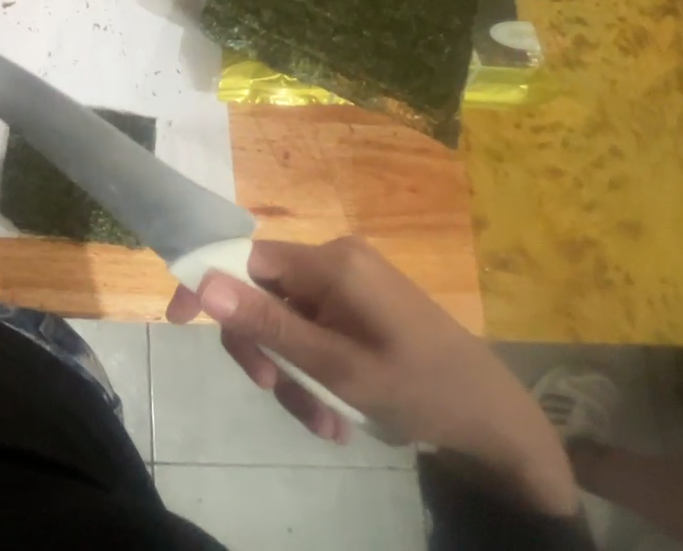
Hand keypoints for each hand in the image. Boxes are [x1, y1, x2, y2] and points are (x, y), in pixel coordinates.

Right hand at [167, 237, 578, 516]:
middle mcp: (336, 262)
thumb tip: (202, 284)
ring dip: (290, 373)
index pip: (243, 256)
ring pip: (285, 321)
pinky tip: (334, 415)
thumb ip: (268, 324)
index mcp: (331, 263)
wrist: (502, 426)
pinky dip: (312, 370)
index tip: (180, 321)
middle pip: (261, 294)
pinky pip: (311, 330)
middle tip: (271, 392)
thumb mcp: (337, 368)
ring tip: (320, 423)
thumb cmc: (423, 391)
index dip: (206, 283)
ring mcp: (349, 285)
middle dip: (263, 349)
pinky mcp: (359, 307)